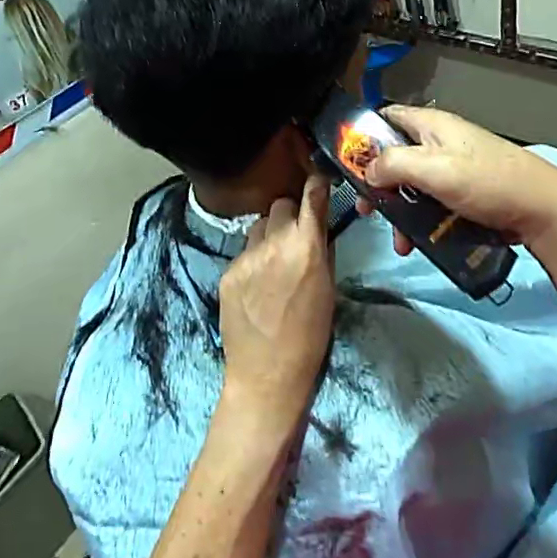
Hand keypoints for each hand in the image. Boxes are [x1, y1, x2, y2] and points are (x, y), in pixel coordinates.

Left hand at [218, 174, 335, 427]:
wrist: (267, 374)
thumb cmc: (311, 334)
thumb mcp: (329, 287)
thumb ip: (323, 249)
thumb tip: (320, 225)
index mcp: (306, 245)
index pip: (311, 195)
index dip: (316, 185)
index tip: (317, 184)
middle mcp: (274, 242)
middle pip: (281, 205)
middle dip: (290, 215)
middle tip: (295, 236)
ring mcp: (247, 256)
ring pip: (259, 225)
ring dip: (269, 235)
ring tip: (274, 262)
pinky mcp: (227, 272)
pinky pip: (244, 252)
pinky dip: (253, 259)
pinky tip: (257, 285)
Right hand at [360, 106, 556, 256]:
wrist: (541, 209)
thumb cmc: (487, 182)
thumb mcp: (434, 169)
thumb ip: (394, 164)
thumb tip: (368, 170)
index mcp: (433, 125)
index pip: (387, 117)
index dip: (364, 137)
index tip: (348, 165)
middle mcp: (441, 141)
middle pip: (396, 157)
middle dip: (380, 186)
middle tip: (369, 211)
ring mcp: (455, 168)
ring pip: (413, 186)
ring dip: (400, 212)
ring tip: (399, 241)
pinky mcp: (466, 193)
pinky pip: (433, 204)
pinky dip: (422, 222)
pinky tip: (419, 244)